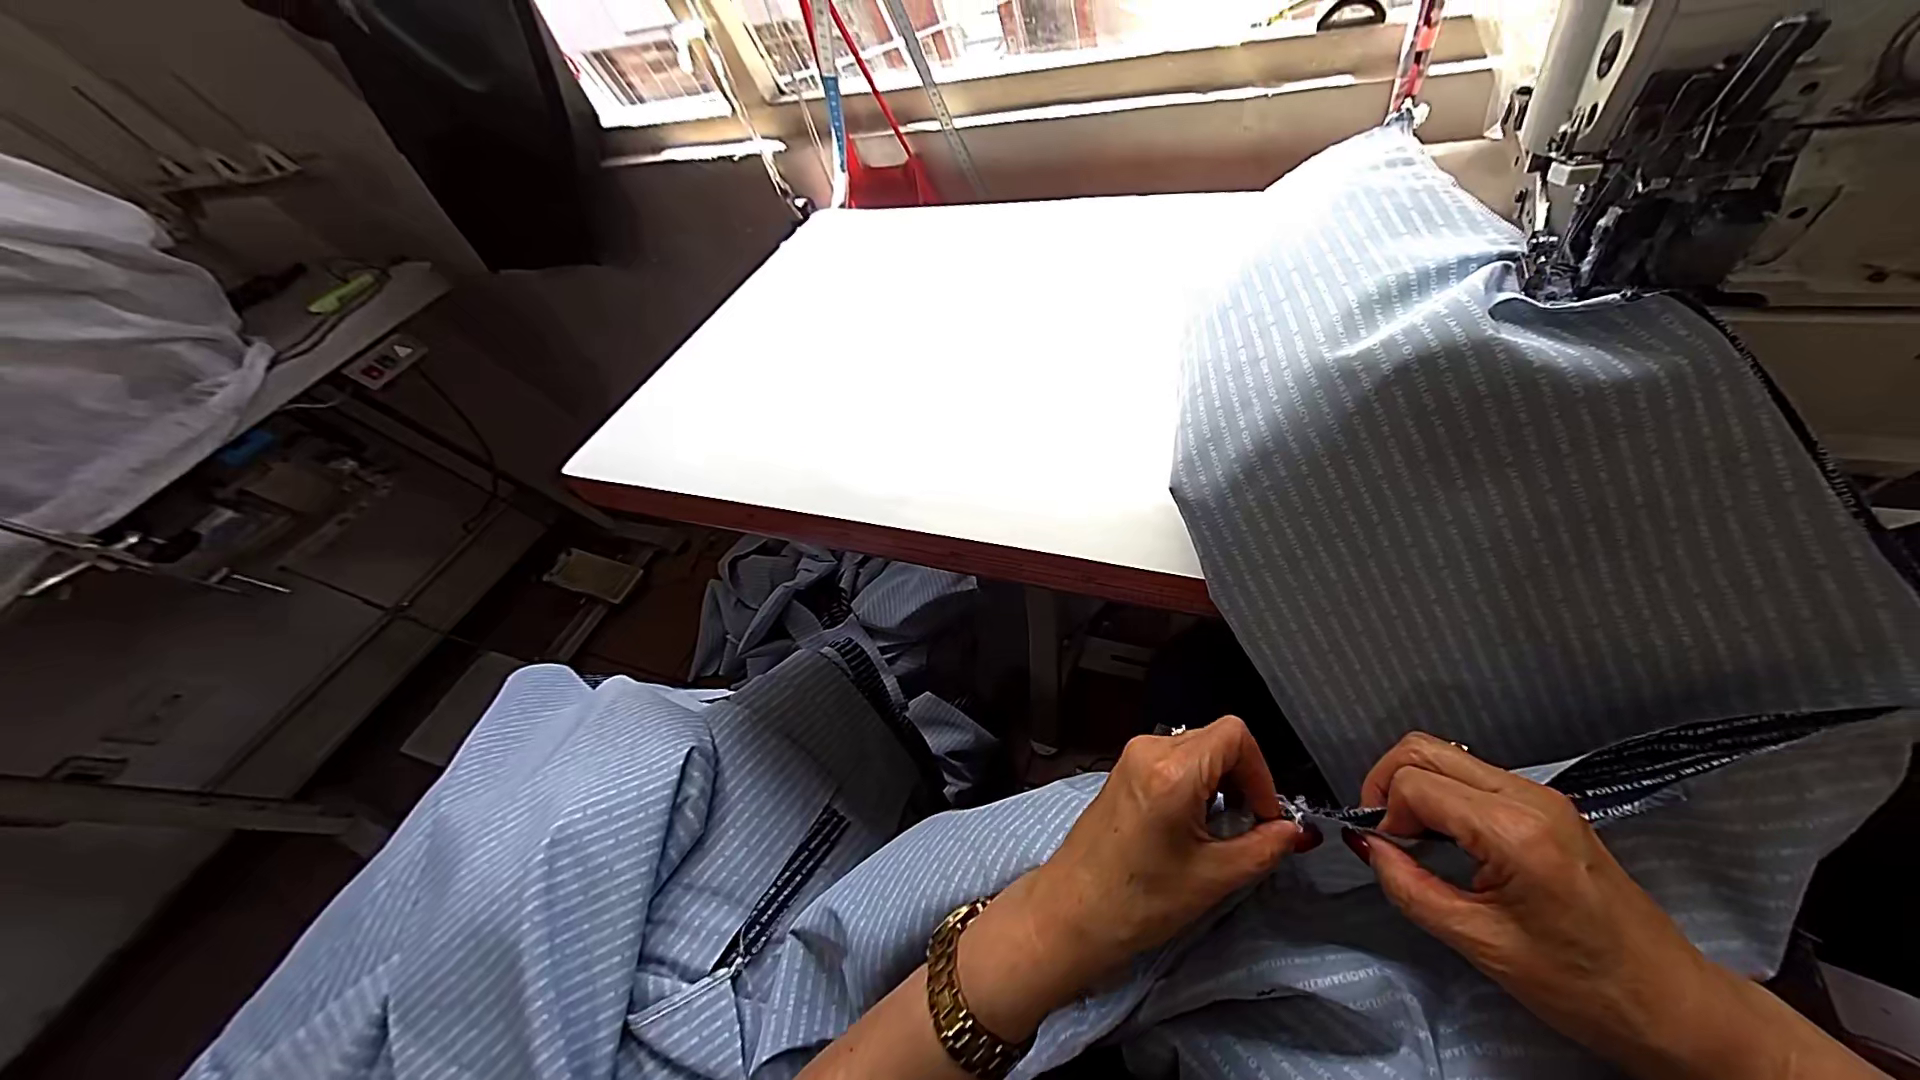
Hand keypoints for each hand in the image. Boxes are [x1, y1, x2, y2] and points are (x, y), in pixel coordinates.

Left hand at [959, 716, 1312, 1038]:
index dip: (1261, 772)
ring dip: (1220, 780)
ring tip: (1221, 828)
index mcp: (1171, 770)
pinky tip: (1194, 822)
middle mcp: (1148, 750)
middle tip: (1250, 824)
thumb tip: (1294, 831)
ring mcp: (1131, 757)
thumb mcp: (1215, 876)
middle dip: (1243, 778)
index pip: (1235, 735)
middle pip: (1216, 739)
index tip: (1265, 814)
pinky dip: (1195, 781)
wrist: (1074, 909)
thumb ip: (1264, 846)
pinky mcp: (1123, 769)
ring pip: (1195, 747)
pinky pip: (1172, 758)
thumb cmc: (1140, 899)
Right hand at [1346, 733, 1880, 1079]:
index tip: (1391, 855)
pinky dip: (1439, 792)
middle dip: (1386, 782)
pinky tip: (1445, 835)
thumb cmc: (1584, 987)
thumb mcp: (1478, 943)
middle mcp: (1528, 797)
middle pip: (1422, 748)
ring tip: (1414, 837)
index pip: (1413, 784)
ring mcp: (1542, 796)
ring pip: (1444, 754)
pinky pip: (1469, 774)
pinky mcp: (1546, 805)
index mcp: (1515, 831)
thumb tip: (1367, 845)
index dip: (1386, 816)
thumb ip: (1407, 886)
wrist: (1682, 1012)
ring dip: (1413, 786)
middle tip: (1387, 833)